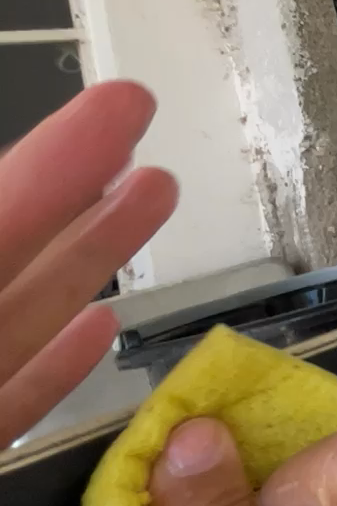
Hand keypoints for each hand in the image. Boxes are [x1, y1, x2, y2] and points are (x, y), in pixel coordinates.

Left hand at [0, 82, 176, 442]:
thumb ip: (20, 341)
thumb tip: (150, 371)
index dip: (43, 173)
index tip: (117, 104)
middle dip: (64, 186)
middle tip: (132, 111)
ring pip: (11, 324)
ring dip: (86, 255)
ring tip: (154, 189)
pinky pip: (5, 401)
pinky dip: (52, 363)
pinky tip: (99, 326)